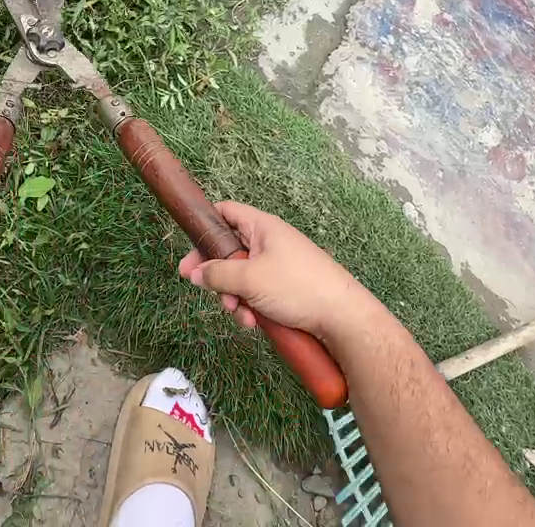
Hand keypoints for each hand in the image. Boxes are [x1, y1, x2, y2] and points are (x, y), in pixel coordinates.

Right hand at [177, 202, 382, 342]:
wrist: (345, 319)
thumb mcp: (250, 279)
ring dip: (234, 296)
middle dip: (217, 273)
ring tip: (240, 315)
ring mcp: (279, 265)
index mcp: (262, 226)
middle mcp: (270, 241)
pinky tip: (254, 323)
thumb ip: (217, 273)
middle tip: (202, 288)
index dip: (204, 227)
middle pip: (230, 250)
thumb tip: (194, 272)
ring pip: (242, 276)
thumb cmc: (297, 287)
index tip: (190, 250)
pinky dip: (251, 306)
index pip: (225, 212)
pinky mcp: (287, 288)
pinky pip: (258, 293)